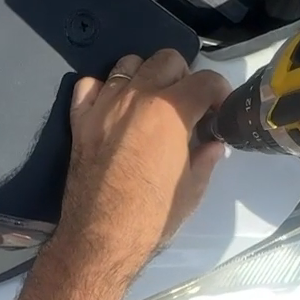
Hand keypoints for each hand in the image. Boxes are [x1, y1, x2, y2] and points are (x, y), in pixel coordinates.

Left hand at [60, 50, 231, 276]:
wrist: (100, 239)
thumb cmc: (151, 219)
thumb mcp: (191, 190)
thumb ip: (205, 159)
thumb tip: (213, 145)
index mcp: (172, 111)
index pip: (206, 81)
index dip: (219, 93)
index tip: (218, 110)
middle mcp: (137, 97)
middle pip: (166, 60)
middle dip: (183, 77)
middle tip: (186, 106)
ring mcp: (104, 106)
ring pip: (128, 64)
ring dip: (144, 76)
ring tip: (149, 102)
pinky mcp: (79, 121)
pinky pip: (89, 86)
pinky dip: (102, 90)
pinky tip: (112, 109)